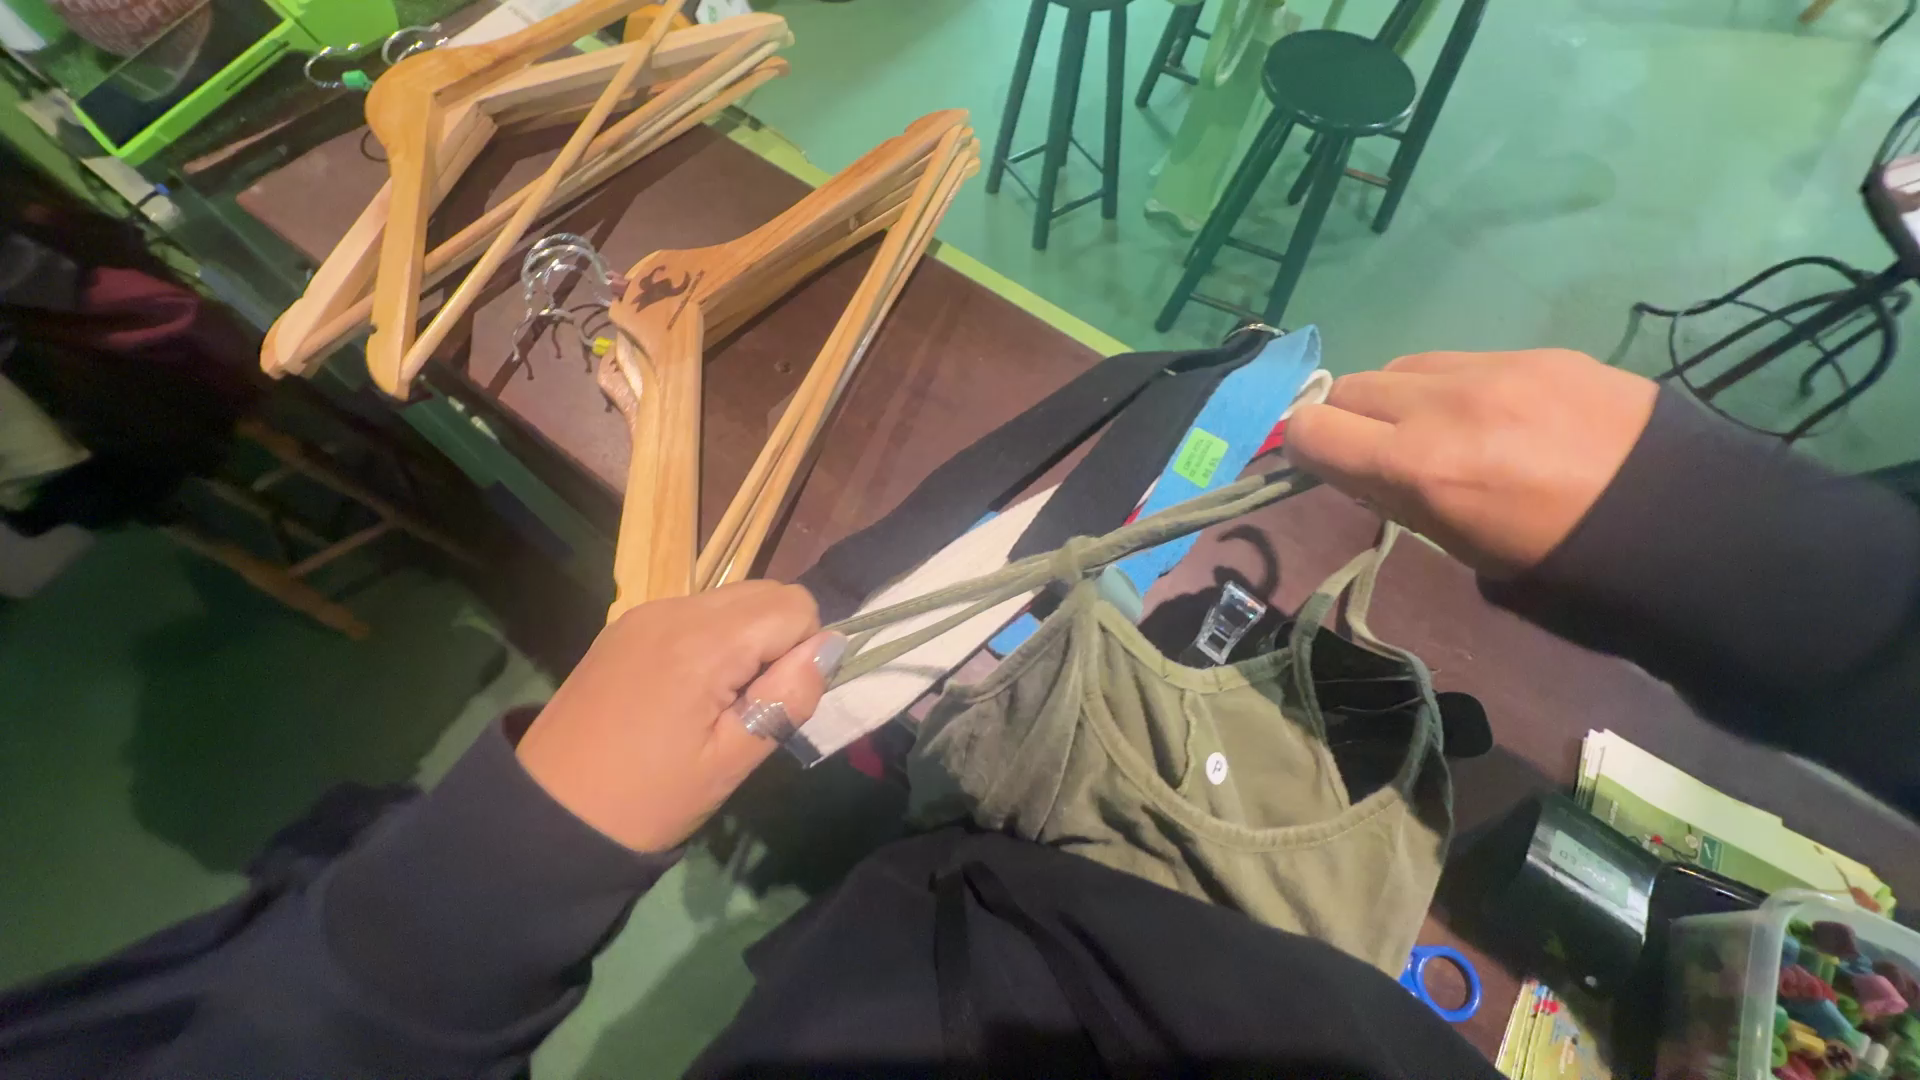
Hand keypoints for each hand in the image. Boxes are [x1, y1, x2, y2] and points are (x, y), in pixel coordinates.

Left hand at [515, 582, 844, 851]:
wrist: (542, 819)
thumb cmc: (647, 801)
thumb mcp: (731, 762)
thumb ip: (788, 697)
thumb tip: (831, 647)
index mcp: (704, 642)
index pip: (796, 606)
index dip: (803, 650)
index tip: (774, 700)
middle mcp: (676, 608)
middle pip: (767, 591)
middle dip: (779, 638)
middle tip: (749, 700)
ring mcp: (646, 612)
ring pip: (734, 597)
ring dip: (748, 637)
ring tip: (718, 697)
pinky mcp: (627, 624)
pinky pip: (698, 610)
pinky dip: (714, 637)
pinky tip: (688, 687)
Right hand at [1285, 349, 1657, 576]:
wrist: (1683, 521)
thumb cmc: (1551, 558)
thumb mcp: (1450, 544)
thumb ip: (1389, 494)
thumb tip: (1355, 465)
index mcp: (1418, 466)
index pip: (1310, 429)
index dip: (1305, 447)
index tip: (1325, 464)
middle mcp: (1442, 406)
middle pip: (1346, 387)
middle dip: (1347, 419)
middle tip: (1378, 448)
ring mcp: (1493, 370)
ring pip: (1398, 365)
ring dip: (1396, 396)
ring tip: (1435, 427)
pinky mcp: (1536, 353)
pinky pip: (1458, 358)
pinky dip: (1450, 386)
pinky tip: (1491, 414)